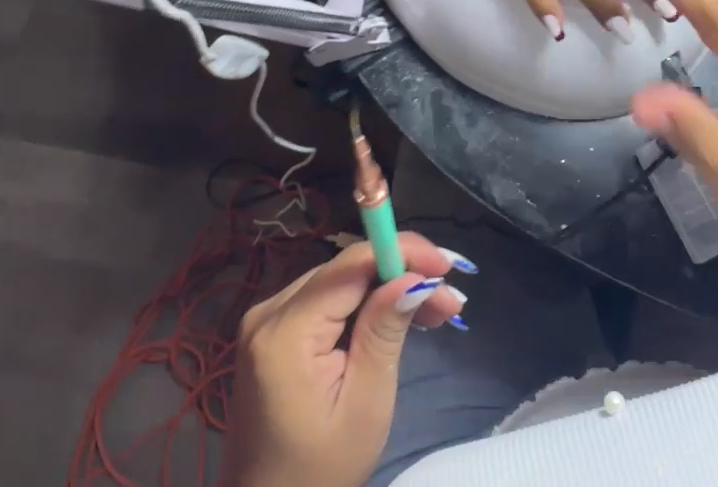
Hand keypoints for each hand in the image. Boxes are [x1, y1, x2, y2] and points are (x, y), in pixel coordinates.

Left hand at [222, 234, 469, 486]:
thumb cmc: (321, 468)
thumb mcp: (365, 403)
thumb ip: (385, 331)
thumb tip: (415, 276)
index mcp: (285, 332)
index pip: (349, 266)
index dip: (400, 252)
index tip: (447, 264)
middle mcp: (268, 313)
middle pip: (346, 271)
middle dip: (402, 274)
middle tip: (450, 299)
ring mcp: (267, 321)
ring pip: (340, 283)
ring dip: (388, 288)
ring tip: (437, 309)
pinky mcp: (272, 333)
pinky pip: (326, 301)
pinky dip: (364, 305)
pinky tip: (400, 315)